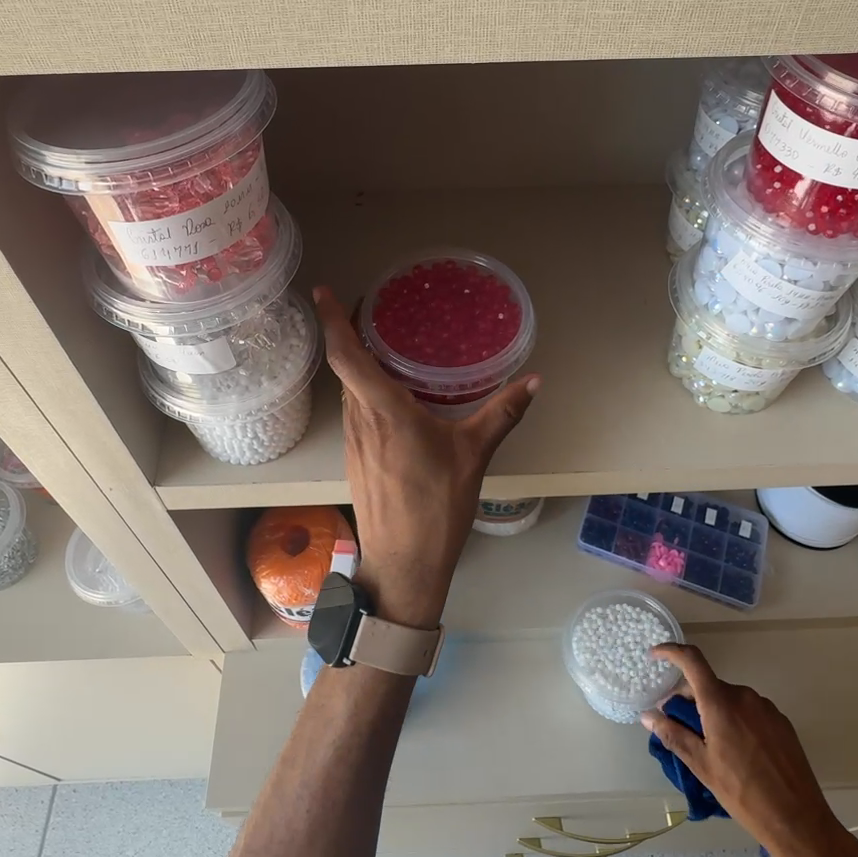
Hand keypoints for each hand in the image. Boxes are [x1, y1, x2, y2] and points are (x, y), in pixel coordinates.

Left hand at [312, 285, 538, 628]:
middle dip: (347, 333)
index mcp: (385, 412)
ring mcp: (354, 442)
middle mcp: (361, 421)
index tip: (323, 292)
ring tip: (377, 340)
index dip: (333, 321)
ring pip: (346, 389)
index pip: (346, 356)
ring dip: (353, 362)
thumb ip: (502, 413)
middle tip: (369, 306)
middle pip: (343, 367)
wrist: (403, 564)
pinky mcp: (357, 458)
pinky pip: (353, 410)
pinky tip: (384, 391)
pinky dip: (360, 388)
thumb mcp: (474, 456)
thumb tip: (534, 380)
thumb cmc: (437, 508)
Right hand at [644, 644, 857, 856]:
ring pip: (730, 699)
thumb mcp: (702, 766)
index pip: (691, 660)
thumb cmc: (743, 793)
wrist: (798, 820)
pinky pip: (750, 711)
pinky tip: (739, 751)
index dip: (670, 651)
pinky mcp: (782, 722)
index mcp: (721, 703)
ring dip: (714, 711)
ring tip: (713, 745)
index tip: (655, 656)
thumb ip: (673, 735)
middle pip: (709, 685)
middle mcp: (744, 696)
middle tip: (681, 726)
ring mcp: (766, 708)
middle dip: (690, 699)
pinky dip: (736, 720)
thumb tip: (648, 715)